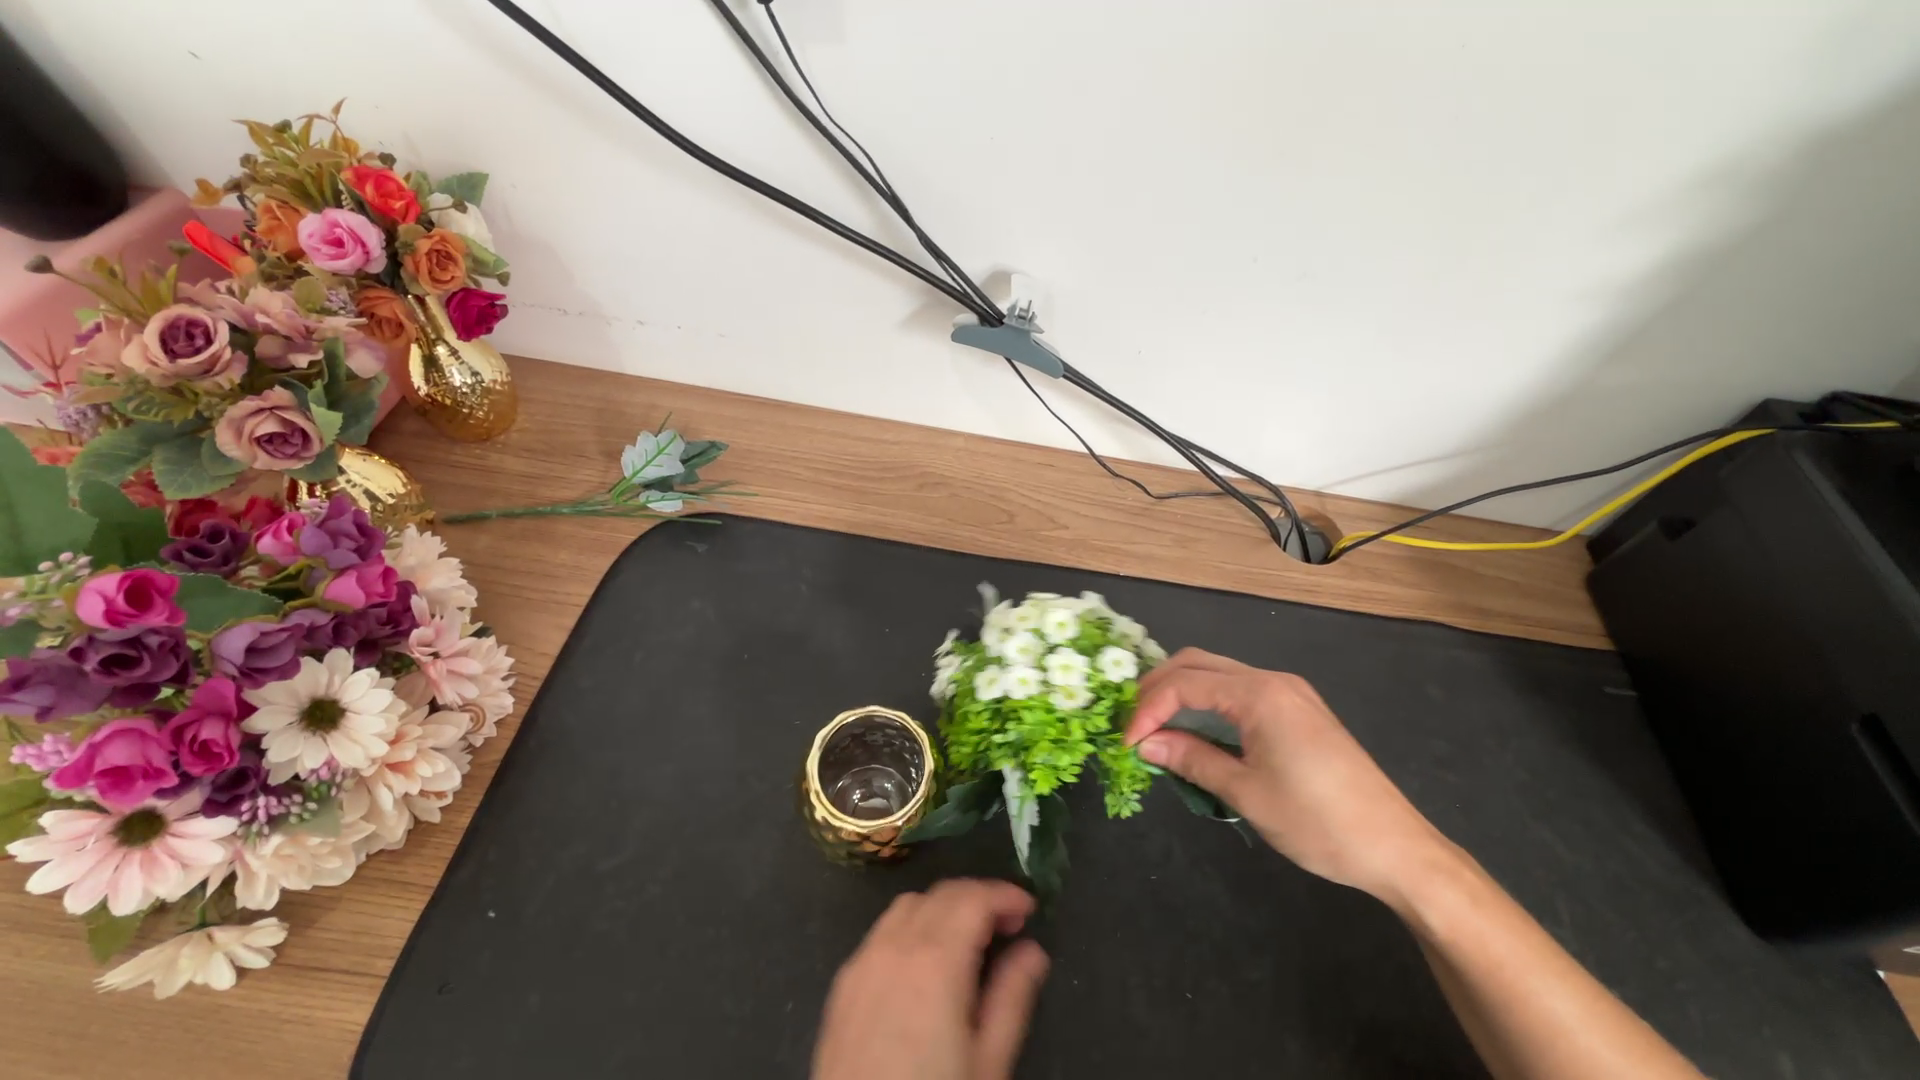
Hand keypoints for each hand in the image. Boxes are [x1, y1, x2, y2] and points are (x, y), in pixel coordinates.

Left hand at [813, 879, 1050, 1079]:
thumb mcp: (989, 1060)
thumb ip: (1012, 997)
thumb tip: (1032, 952)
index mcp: (936, 960)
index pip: (974, 898)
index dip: (1005, 895)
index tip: (1029, 909)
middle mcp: (895, 947)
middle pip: (941, 894)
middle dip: (978, 898)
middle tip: (1008, 926)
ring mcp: (862, 962)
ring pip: (907, 906)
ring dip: (942, 908)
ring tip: (969, 940)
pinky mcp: (843, 984)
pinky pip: (881, 933)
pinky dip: (911, 928)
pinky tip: (925, 963)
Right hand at [1125, 648, 1452, 902]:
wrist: (1396, 847)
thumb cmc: (1317, 822)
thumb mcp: (1245, 793)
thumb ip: (1192, 759)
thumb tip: (1145, 744)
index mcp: (1259, 694)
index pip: (1184, 684)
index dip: (1147, 709)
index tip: (1125, 744)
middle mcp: (1273, 681)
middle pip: (1198, 664)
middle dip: (1158, 688)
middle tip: (1131, 724)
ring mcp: (1290, 694)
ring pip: (1219, 675)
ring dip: (1182, 693)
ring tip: (1154, 728)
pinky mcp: (1300, 712)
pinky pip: (1240, 692)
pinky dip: (1208, 704)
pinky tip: (1196, 731)